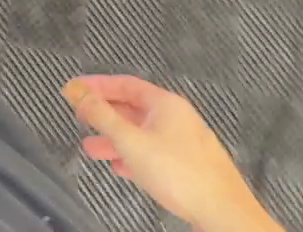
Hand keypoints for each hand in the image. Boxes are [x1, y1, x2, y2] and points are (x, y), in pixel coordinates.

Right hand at [62, 75, 281, 231]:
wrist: (227, 218)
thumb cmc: (178, 173)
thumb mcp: (129, 140)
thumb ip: (99, 113)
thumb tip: (74, 88)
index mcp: (166, 104)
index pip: (124, 84)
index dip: (96, 85)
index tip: (74, 90)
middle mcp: (178, 118)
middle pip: (132, 109)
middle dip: (103, 116)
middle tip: (80, 119)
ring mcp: (187, 143)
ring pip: (142, 134)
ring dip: (116, 139)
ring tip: (93, 150)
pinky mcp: (192, 167)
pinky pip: (155, 152)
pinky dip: (135, 156)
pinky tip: (122, 168)